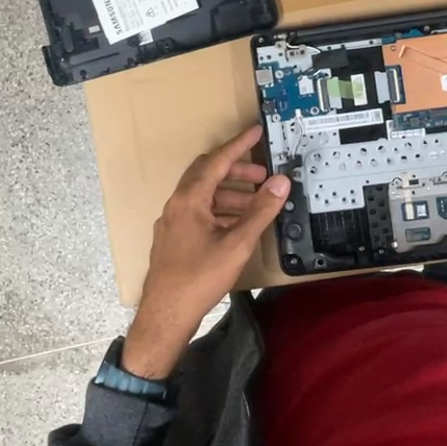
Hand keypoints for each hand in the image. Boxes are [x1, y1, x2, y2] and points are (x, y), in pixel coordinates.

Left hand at [122, 124, 290, 379]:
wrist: (166, 314)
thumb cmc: (199, 278)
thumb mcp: (237, 243)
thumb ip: (260, 211)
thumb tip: (280, 183)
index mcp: (189, 199)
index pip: (217, 160)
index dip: (239, 145)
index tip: (255, 132)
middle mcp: (177, 204)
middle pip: (207, 174)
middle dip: (236, 170)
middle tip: (262, 175)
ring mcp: (172, 222)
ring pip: (203, 195)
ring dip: (229, 193)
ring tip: (256, 203)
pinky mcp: (173, 238)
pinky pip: (198, 212)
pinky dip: (219, 210)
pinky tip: (236, 225)